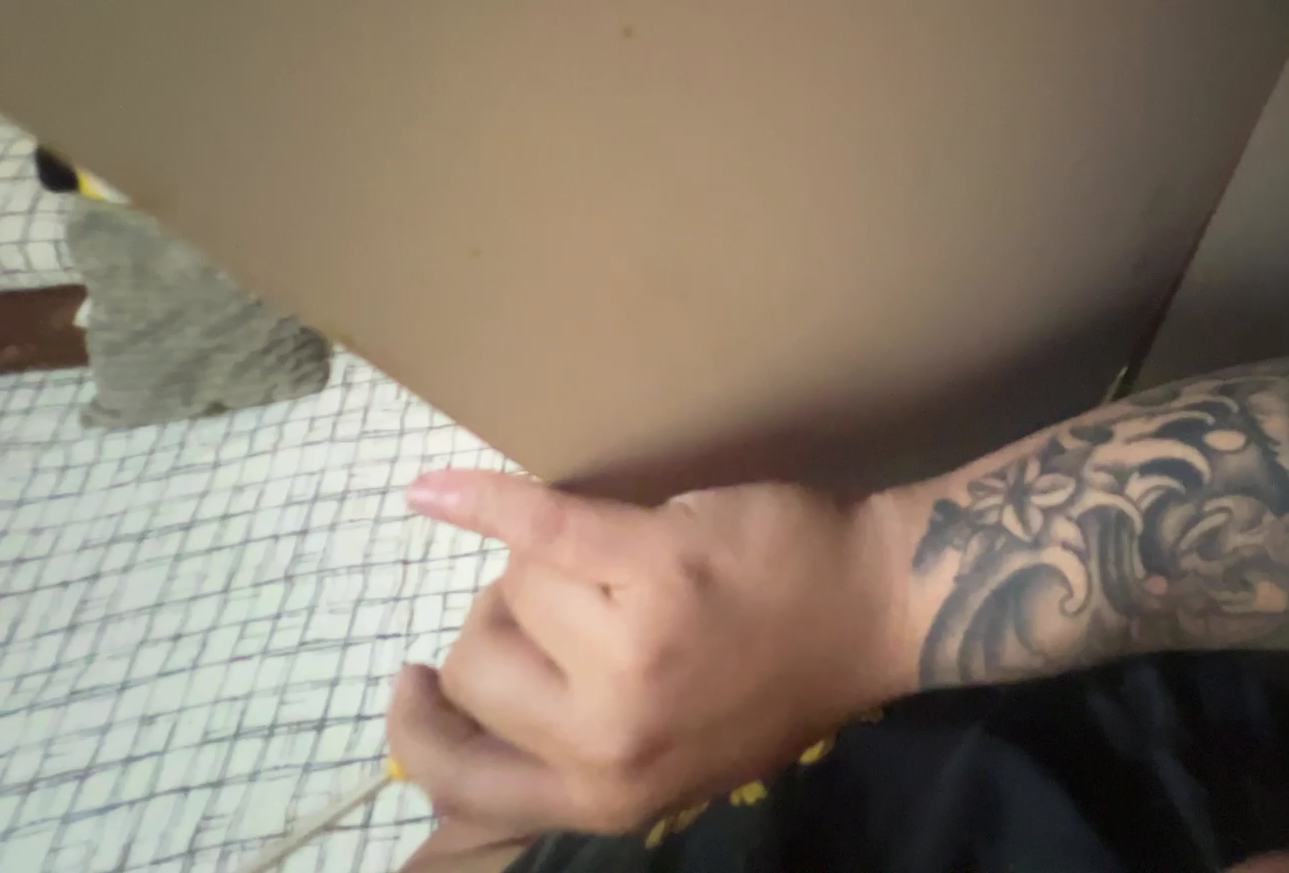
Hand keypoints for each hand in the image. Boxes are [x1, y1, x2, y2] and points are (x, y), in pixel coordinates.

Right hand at [385, 470, 912, 833]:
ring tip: (631, 562)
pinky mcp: (656, 562)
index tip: (413, 691)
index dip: (425, 732)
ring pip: (516, 583)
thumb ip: (584, 767)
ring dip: (558, 565)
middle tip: (586, 597)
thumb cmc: (781, 673)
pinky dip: (486, 504)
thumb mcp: (678, 762)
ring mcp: (632, 647)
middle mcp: (607, 736)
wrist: (875, 607)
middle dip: (516, 621)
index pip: (462, 774)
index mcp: (606, 795)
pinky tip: (436, 492)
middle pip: (480, 658)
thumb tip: (462, 775)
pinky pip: (539, 527)